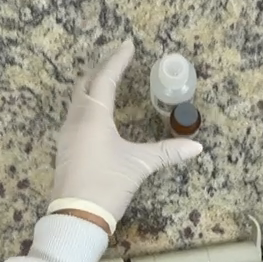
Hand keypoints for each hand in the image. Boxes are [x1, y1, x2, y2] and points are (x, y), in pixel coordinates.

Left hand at [48, 39, 202, 232]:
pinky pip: (74, 116)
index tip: (128, 45)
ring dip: (91, 87)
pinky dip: (87, 105)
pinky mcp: (65, 149)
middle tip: (116, 62)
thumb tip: (197, 147)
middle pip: (85, 84)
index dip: (117, 60)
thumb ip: (168, 152)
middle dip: (100, 70)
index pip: (105, 78)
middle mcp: (76, 120)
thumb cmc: (107, 184)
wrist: (77, 216)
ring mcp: (66, 135)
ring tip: (106, 82)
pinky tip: (96, 114)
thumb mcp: (140, 165)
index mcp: (93, 117)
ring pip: (77, 100)